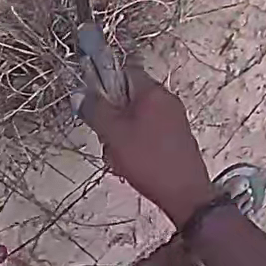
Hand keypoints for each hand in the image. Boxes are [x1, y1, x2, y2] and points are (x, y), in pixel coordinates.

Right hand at [80, 66, 212, 225]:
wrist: (184, 193)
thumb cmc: (149, 161)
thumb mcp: (113, 133)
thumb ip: (95, 110)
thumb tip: (81, 95)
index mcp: (153, 92)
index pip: (123, 71)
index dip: (104, 83)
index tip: (93, 102)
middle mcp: (167, 101)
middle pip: (128, 97)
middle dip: (112, 116)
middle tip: (106, 136)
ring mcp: (174, 120)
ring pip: (135, 119)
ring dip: (121, 135)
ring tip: (118, 156)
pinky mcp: (176, 138)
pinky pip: (147, 133)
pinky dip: (135, 145)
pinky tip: (130, 164)